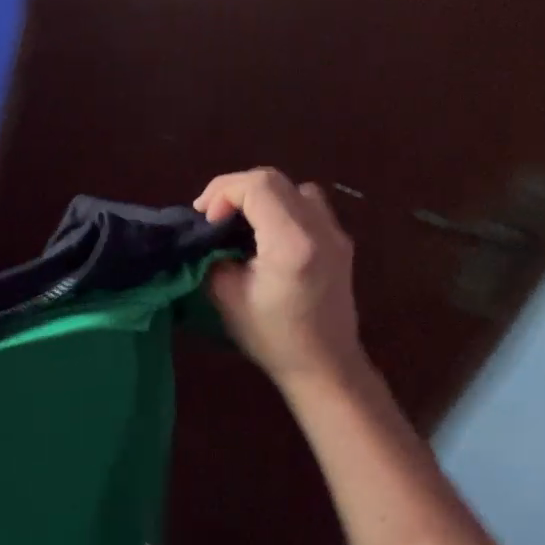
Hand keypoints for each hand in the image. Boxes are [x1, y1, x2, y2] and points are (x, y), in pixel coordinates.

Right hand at [194, 168, 366, 387]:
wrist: (324, 365)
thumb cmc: (270, 335)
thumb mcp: (225, 293)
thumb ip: (214, 252)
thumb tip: (209, 233)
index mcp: (292, 242)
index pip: (257, 186)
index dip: (222, 192)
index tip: (206, 220)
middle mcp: (320, 230)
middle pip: (273, 179)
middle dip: (233, 190)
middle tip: (211, 216)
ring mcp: (335, 234)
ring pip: (293, 188)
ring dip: (259, 196)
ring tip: (238, 222)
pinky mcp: (339, 243)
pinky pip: (307, 205)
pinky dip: (279, 206)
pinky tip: (264, 234)